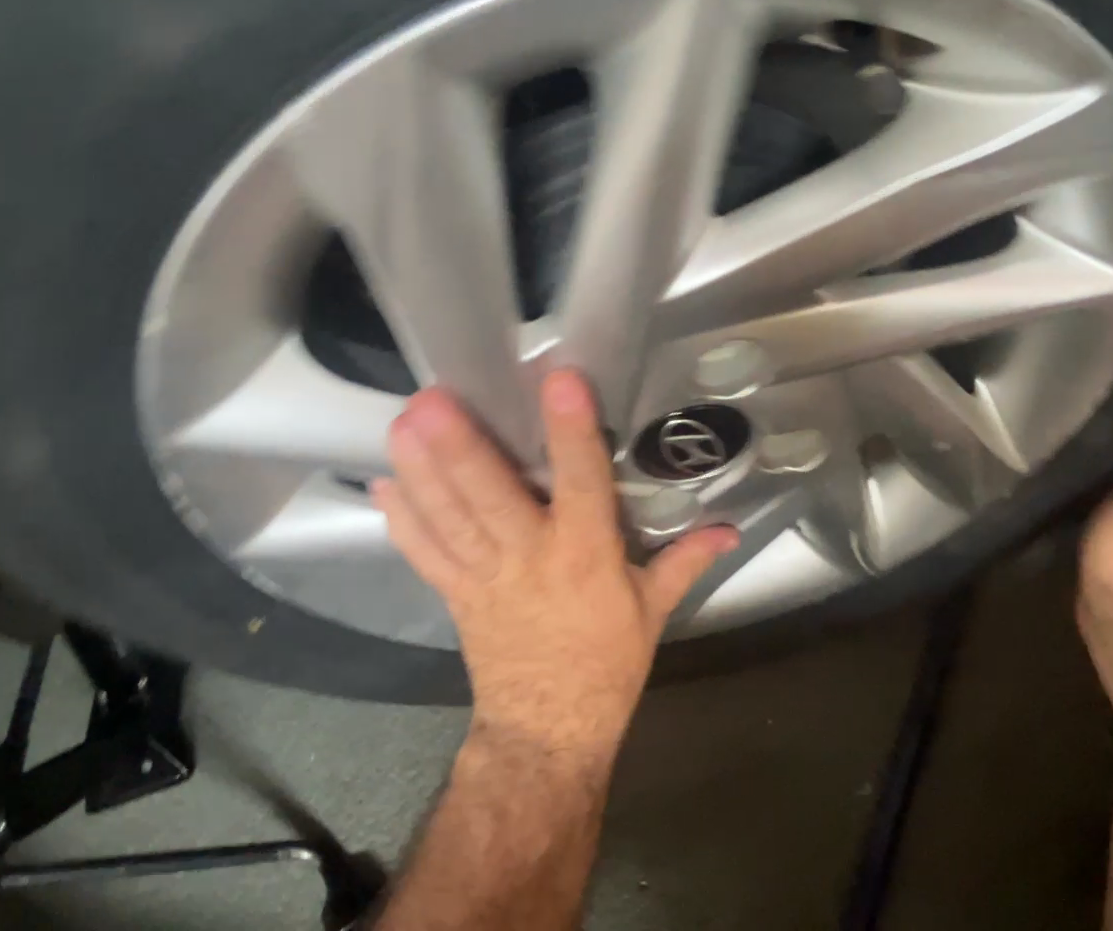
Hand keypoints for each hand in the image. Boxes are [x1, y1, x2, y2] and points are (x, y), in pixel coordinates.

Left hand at [372, 371, 740, 759]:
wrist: (549, 733)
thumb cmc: (607, 665)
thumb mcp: (653, 611)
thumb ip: (686, 561)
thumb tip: (730, 527)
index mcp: (585, 556)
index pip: (581, 484)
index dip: (571, 433)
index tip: (559, 380)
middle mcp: (530, 559)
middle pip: (491, 499)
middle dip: (460, 448)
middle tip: (433, 399)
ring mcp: (485, 578)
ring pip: (449, 519)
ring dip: (422, 471)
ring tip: (400, 424)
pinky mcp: (456, 595)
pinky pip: (425, 553)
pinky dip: (402, 518)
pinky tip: (382, 481)